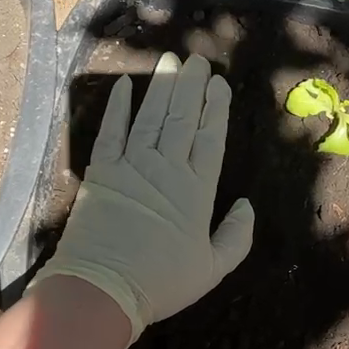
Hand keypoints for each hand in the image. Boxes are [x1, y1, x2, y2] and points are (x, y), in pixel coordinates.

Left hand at [32, 53, 254, 341]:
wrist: (101, 289)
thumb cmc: (162, 283)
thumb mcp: (213, 269)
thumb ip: (236, 236)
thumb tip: (247, 204)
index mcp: (197, 191)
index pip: (211, 138)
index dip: (216, 109)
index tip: (220, 83)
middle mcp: (166, 169)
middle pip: (182, 118)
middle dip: (192, 86)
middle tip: (198, 59)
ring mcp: (132, 166)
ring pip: (151, 117)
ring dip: (162, 87)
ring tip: (172, 59)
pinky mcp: (101, 171)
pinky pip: (112, 131)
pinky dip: (118, 107)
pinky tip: (125, 85)